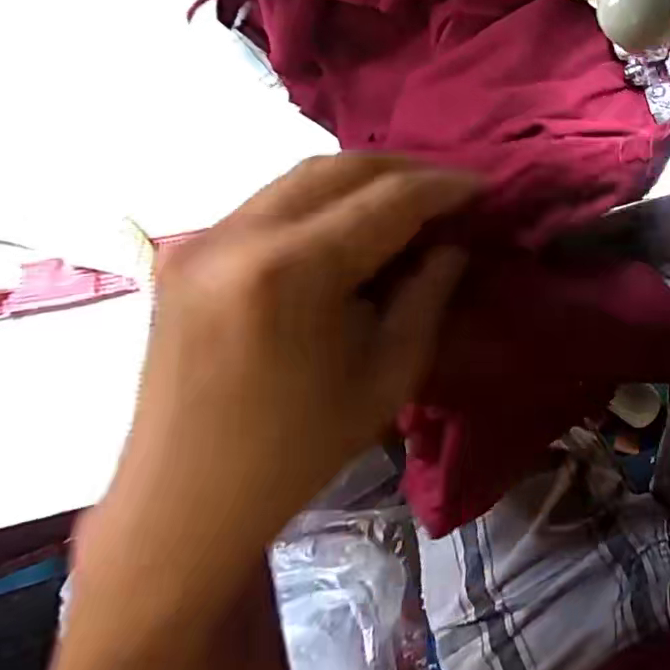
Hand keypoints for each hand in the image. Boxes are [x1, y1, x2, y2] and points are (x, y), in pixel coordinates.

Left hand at [113, 154, 478, 552]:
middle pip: (339, 168)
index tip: (485, 185)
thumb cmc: (300, 450)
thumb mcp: (388, 376)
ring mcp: (202, 240)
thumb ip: (427, 296)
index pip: (387, 200)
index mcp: (293, 273)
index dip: (444, 186)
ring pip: (301, 176)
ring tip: (412, 198)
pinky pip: (272, 201)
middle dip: (407, 169)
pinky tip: (354, 221)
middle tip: (452, 186)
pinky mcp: (186, 253)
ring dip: (365, 179)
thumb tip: (452, 244)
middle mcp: (239, 237)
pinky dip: (324, 198)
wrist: (184, 501)